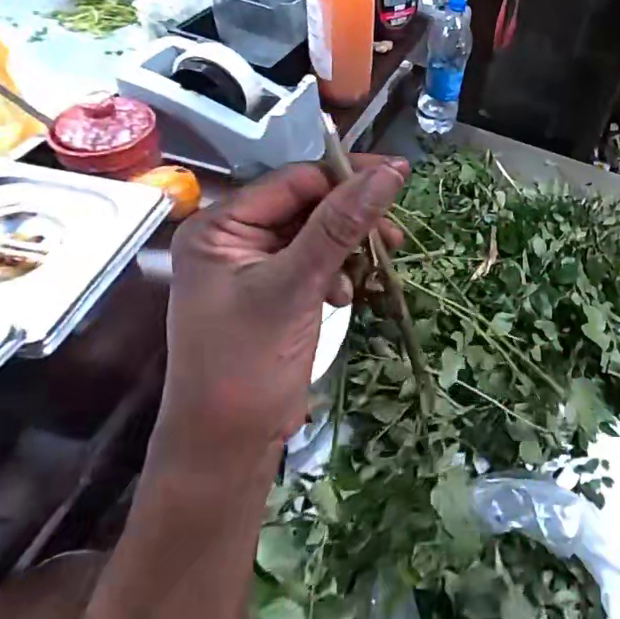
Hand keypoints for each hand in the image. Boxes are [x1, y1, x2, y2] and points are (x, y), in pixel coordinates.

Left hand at [159, 156, 407, 445]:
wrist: (226, 446)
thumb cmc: (249, 362)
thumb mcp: (297, 285)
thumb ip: (341, 224)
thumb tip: (389, 172)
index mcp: (220, 226)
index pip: (295, 182)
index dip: (347, 176)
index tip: (400, 177)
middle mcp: (233, 238)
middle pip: (308, 206)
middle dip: (352, 219)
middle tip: (394, 235)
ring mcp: (253, 267)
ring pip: (317, 235)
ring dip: (349, 248)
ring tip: (376, 268)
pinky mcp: (273, 292)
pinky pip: (315, 263)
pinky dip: (339, 272)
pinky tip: (348, 295)